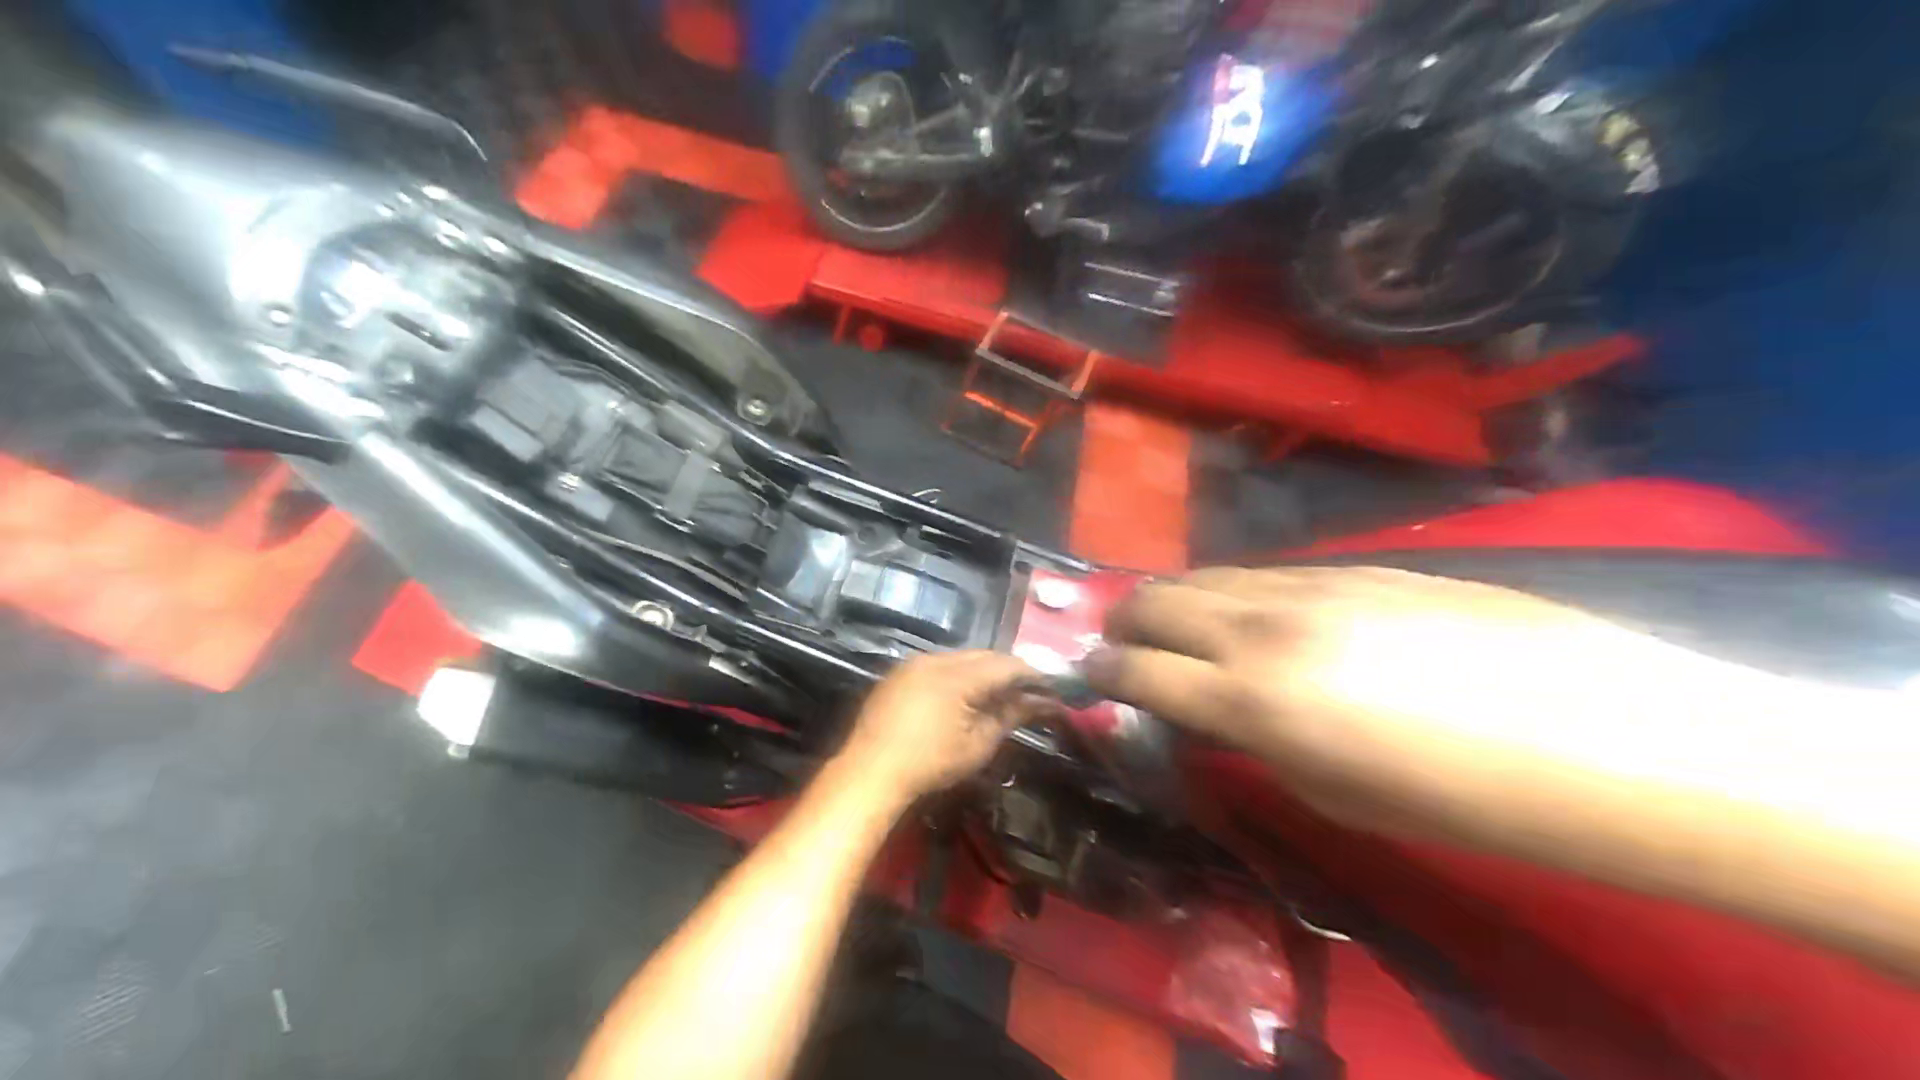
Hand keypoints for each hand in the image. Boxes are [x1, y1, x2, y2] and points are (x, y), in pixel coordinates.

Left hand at [834, 651, 1047, 808]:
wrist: (870, 771)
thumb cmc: (930, 763)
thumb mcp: (979, 744)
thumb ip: (1011, 715)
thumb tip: (1042, 702)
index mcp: (958, 674)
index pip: (1006, 664)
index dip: (1031, 674)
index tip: (1050, 687)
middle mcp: (936, 658)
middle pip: (983, 655)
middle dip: (1008, 670)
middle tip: (1028, 690)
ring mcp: (914, 663)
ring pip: (961, 657)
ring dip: (983, 671)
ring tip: (998, 694)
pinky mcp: (899, 673)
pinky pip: (939, 664)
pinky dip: (958, 674)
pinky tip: (964, 695)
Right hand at [1084, 566, 1687, 830]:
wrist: (1606, 737)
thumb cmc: (1461, 801)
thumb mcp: (1329, 793)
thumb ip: (1250, 742)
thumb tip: (1206, 713)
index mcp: (1251, 699)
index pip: (1139, 671)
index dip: (1100, 672)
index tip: (1086, 674)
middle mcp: (1262, 627)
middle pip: (1157, 601)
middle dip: (1122, 620)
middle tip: (1116, 641)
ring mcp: (1309, 584)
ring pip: (1206, 574)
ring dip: (1172, 598)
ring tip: (1170, 620)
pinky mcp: (1353, 565)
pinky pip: (1263, 572)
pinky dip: (1231, 590)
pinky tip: (1248, 611)